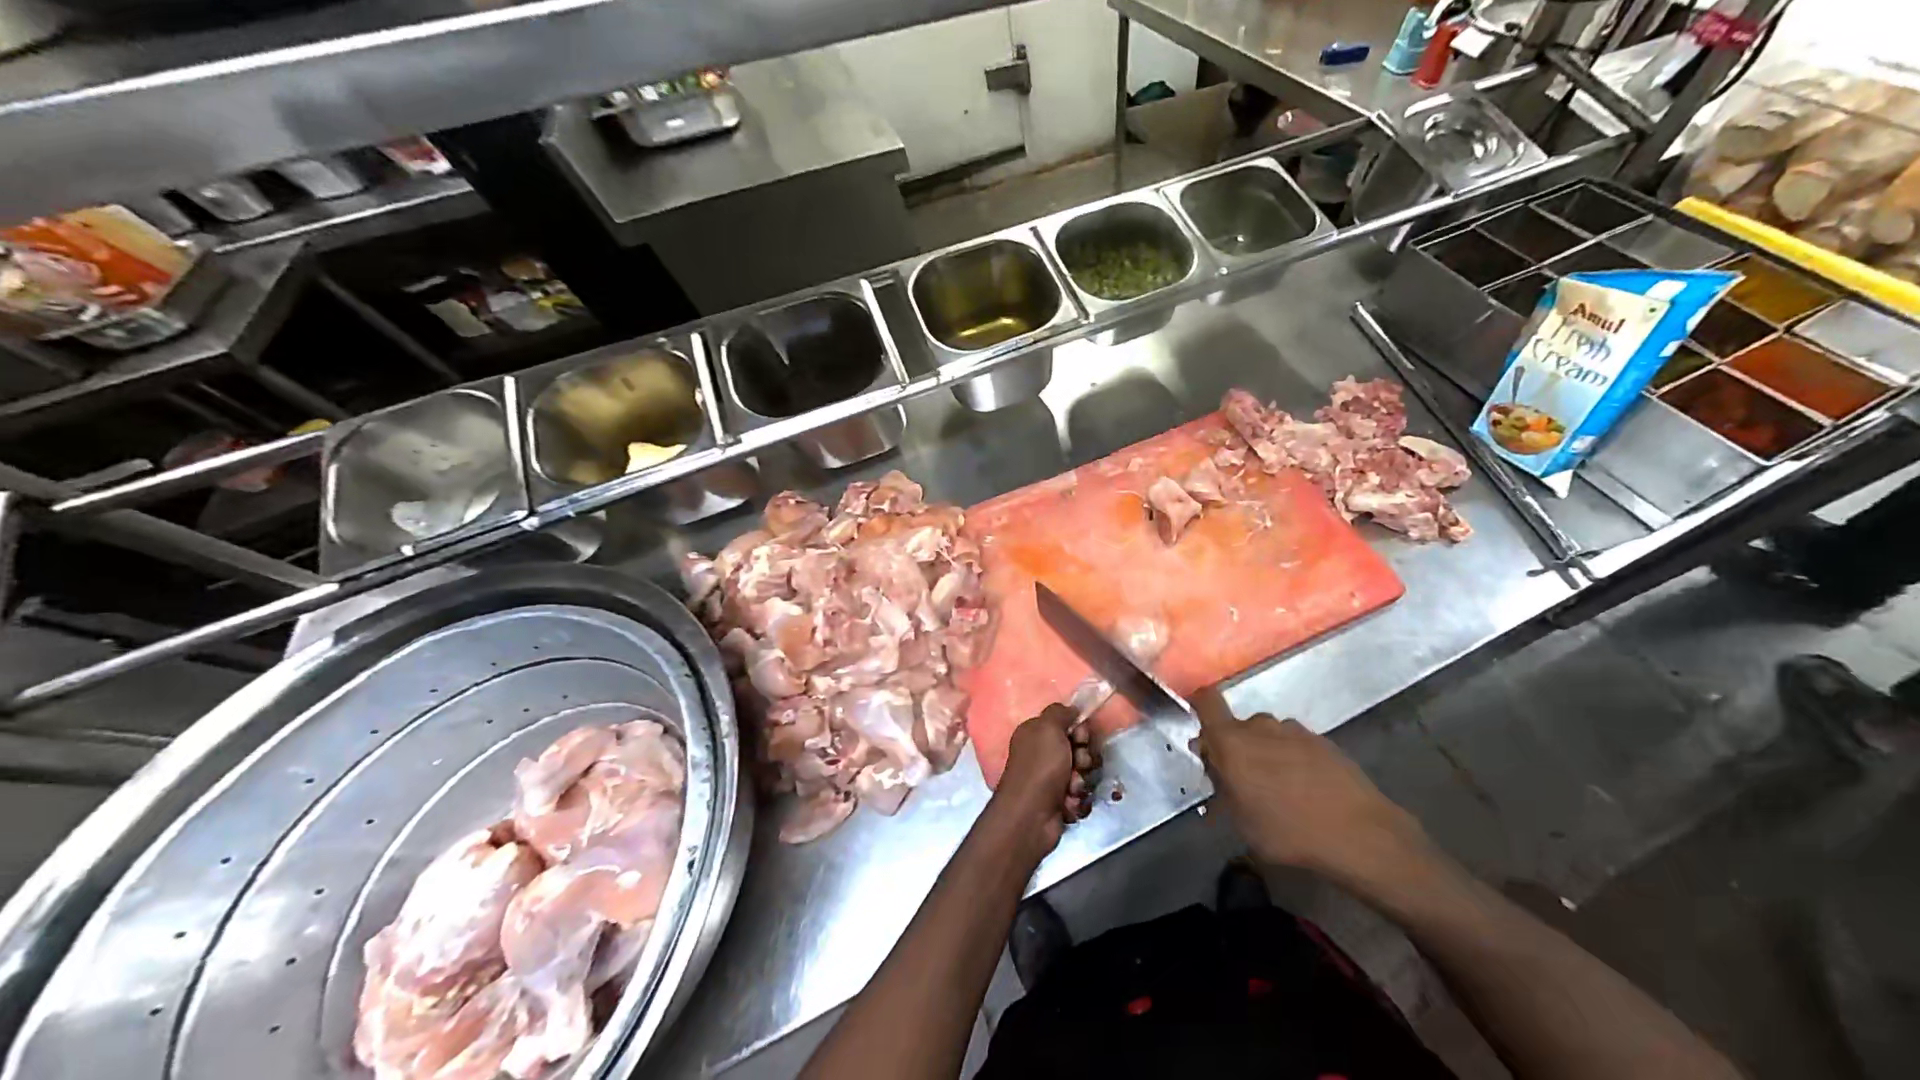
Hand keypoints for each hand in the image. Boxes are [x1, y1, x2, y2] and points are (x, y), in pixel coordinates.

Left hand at [990, 704, 1100, 861]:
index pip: (1068, 725)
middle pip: (1079, 750)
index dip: (1080, 732)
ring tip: (1071, 789)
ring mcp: (1050, 779)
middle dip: (1084, 759)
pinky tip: (1068, 804)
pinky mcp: (1059, 802)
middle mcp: (1042, 754)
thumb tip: (1071, 709)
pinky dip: (1077, 800)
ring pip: (1083, 774)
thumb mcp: (1048, 728)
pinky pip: (1080, 796)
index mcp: (1036, 734)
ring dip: (1081, 781)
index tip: (1080, 738)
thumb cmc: (1040, 767)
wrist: (1031, 815)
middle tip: (1077, 765)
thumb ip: (1060, 712)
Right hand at [1190, 686, 1427, 887]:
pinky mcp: (1324, 742)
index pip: (1206, 701)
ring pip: (1268, 736)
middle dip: (1235, 748)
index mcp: (1232, 741)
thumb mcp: (1240, 822)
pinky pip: (1295, 745)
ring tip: (1278, 789)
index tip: (1202, 735)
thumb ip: (1222, 792)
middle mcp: (1260, 726)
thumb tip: (1215, 778)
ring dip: (1265, 754)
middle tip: (1241, 781)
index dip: (1199, 707)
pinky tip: (1306, 791)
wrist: (1361, 834)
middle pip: (1237, 727)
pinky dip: (1293, 760)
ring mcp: (1296, 731)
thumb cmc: (1288, 831)